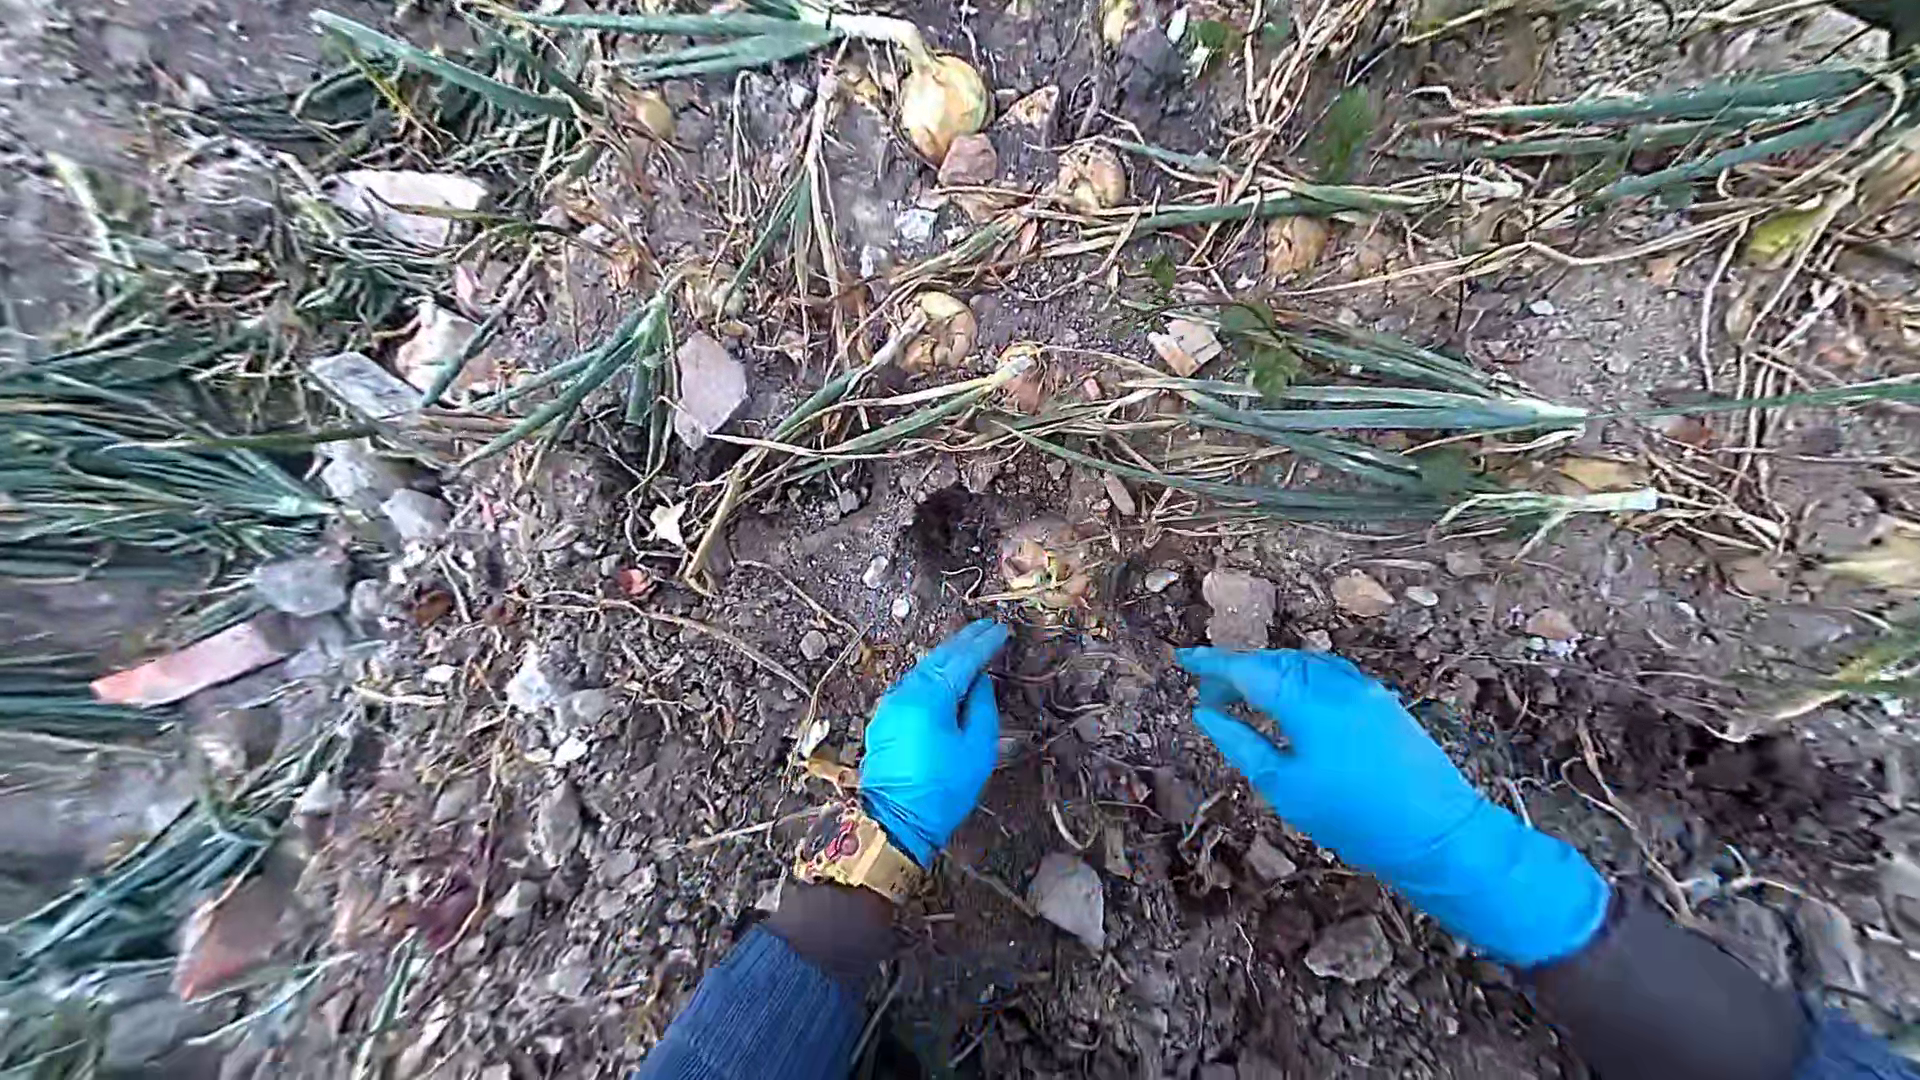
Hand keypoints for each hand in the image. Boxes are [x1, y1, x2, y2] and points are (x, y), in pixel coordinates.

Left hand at [860, 619, 1009, 866]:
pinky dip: (933, 672)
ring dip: (948, 655)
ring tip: (970, 644)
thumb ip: (982, 707)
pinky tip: (945, 671)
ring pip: (924, 668)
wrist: (895, 821)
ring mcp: (892, 703)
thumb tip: (980, 681)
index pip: (963, 659)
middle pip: (940, 656)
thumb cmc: (942, 789)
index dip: (984, 643)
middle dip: (965, 640)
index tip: (1001, 630)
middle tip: (987, 627)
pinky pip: (914, 683)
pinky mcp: (886, 716)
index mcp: (930, 696)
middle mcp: (906, 692)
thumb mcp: (977, 749)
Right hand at [1176, 647, 1608, 967]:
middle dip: (1235, 673)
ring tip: (1243, 702)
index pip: (1245, 668)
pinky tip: (1283, 702)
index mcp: (1306, 702)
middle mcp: (1334, 682)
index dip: (1209, 662)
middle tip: (1211, 699)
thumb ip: (1239, 742)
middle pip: (1270, 661)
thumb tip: (1205, 713)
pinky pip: (1322, 673)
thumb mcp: (1282, 785)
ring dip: (1265, 674)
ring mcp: (1361, 686)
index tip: (1181, 658)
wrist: (1444, 838)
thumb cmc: (1352, 818)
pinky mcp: (1377, 696)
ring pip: (1296, 663)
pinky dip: (1293, 679)